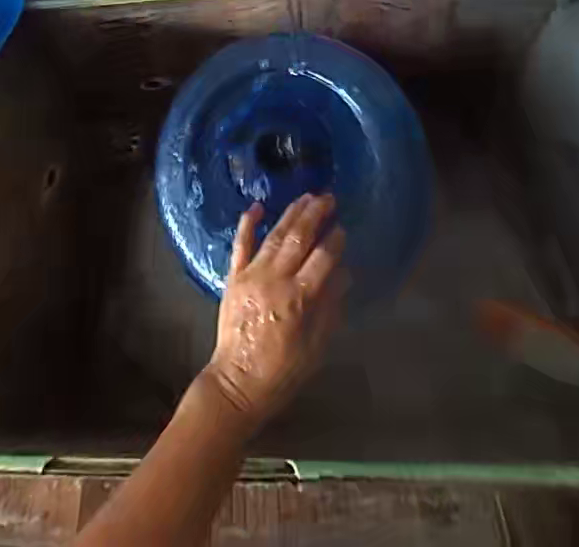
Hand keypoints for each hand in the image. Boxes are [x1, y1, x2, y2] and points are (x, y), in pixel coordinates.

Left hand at [201, 194, 347, 433]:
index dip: (335, 241)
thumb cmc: (283, 371)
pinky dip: (248, 224)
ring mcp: (251, 275)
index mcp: (299, 299)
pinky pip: (241, 245)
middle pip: (299, 239)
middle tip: (328, 197)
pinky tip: (257, 206)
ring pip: (274, 236)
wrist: (237, 382)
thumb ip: (330, 307)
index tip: (343, 227)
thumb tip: (345, 273)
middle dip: (315, 215)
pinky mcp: (233, 277)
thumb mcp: (316, 346)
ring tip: (306, 197)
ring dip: (291, 214)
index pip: (323, 259)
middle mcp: (275, 280)